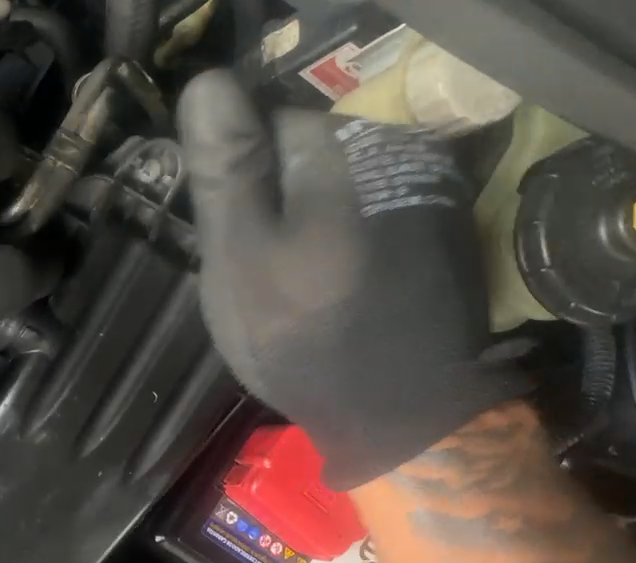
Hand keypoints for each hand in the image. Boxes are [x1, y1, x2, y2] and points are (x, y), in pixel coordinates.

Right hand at [177, 70, 527, 488]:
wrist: (391, 408)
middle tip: (245, 259)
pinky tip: (320, 284)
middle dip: (272, 191)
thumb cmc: (298, 331)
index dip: (237, 165)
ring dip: (302, 217)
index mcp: (330, 157)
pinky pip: (362, 217)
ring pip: (333, 186)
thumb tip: (206, 81)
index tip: (219, 220)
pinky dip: (334, 241)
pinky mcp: (429, 234)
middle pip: (307, 152)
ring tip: (280, 276)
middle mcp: (383, 157)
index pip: (272, 121)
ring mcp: (414, 195)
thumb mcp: (240, 254)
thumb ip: (228, 171)